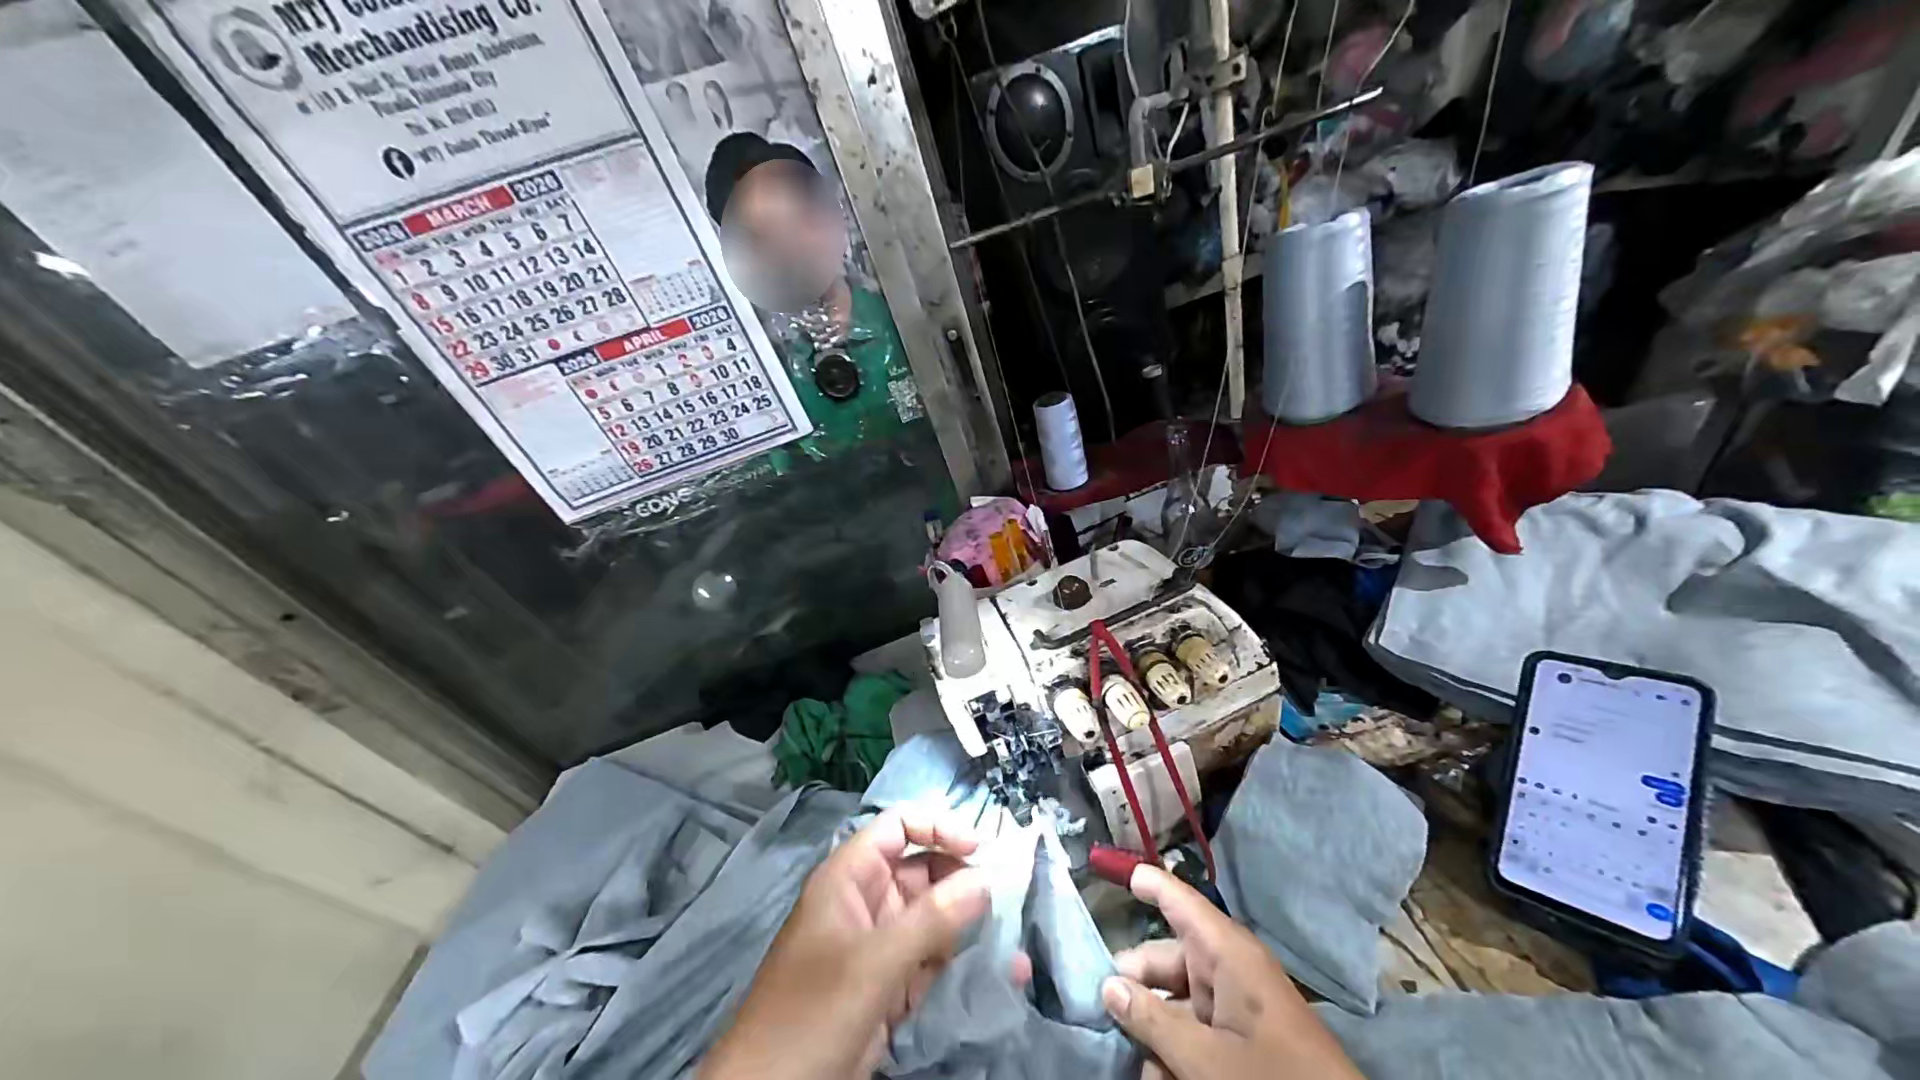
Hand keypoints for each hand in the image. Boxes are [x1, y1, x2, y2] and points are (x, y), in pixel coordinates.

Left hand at [698, 809, 1019, 1079]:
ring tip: (1012, 933)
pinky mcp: (890, 985)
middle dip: (962, 879)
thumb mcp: (873, 963)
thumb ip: (931, 919)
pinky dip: (962, 962)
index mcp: (849, 877)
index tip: (980, 851)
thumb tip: (986, 880)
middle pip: (922, 869)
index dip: (938, 828)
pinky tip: (1003, 970)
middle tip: (1007, 897)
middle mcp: (866, 901)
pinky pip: (933, 959)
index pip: (898, 826)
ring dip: (969, 922)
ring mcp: (878, 945)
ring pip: (932, 916)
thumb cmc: (812, 1013)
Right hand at [1103, 866, 1364, 1079]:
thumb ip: (1152, 1020)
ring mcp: (1236, 1004)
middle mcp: (1228, 969)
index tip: (1119, 873)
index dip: (1150, 884)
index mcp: (1226, 953)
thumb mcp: (1204, 1058)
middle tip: (1099, 1006)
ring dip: (1153, 1027)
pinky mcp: (1244, 1037)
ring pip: (1175, 1000)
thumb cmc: (1270, 1079)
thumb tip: (1109, 986)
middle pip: (1165, 958)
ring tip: (1137, 1061)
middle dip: (1134, 983)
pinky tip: (1160, 1075)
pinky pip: (1196, 1027)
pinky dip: (1175, 1047)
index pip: (1180, 901)